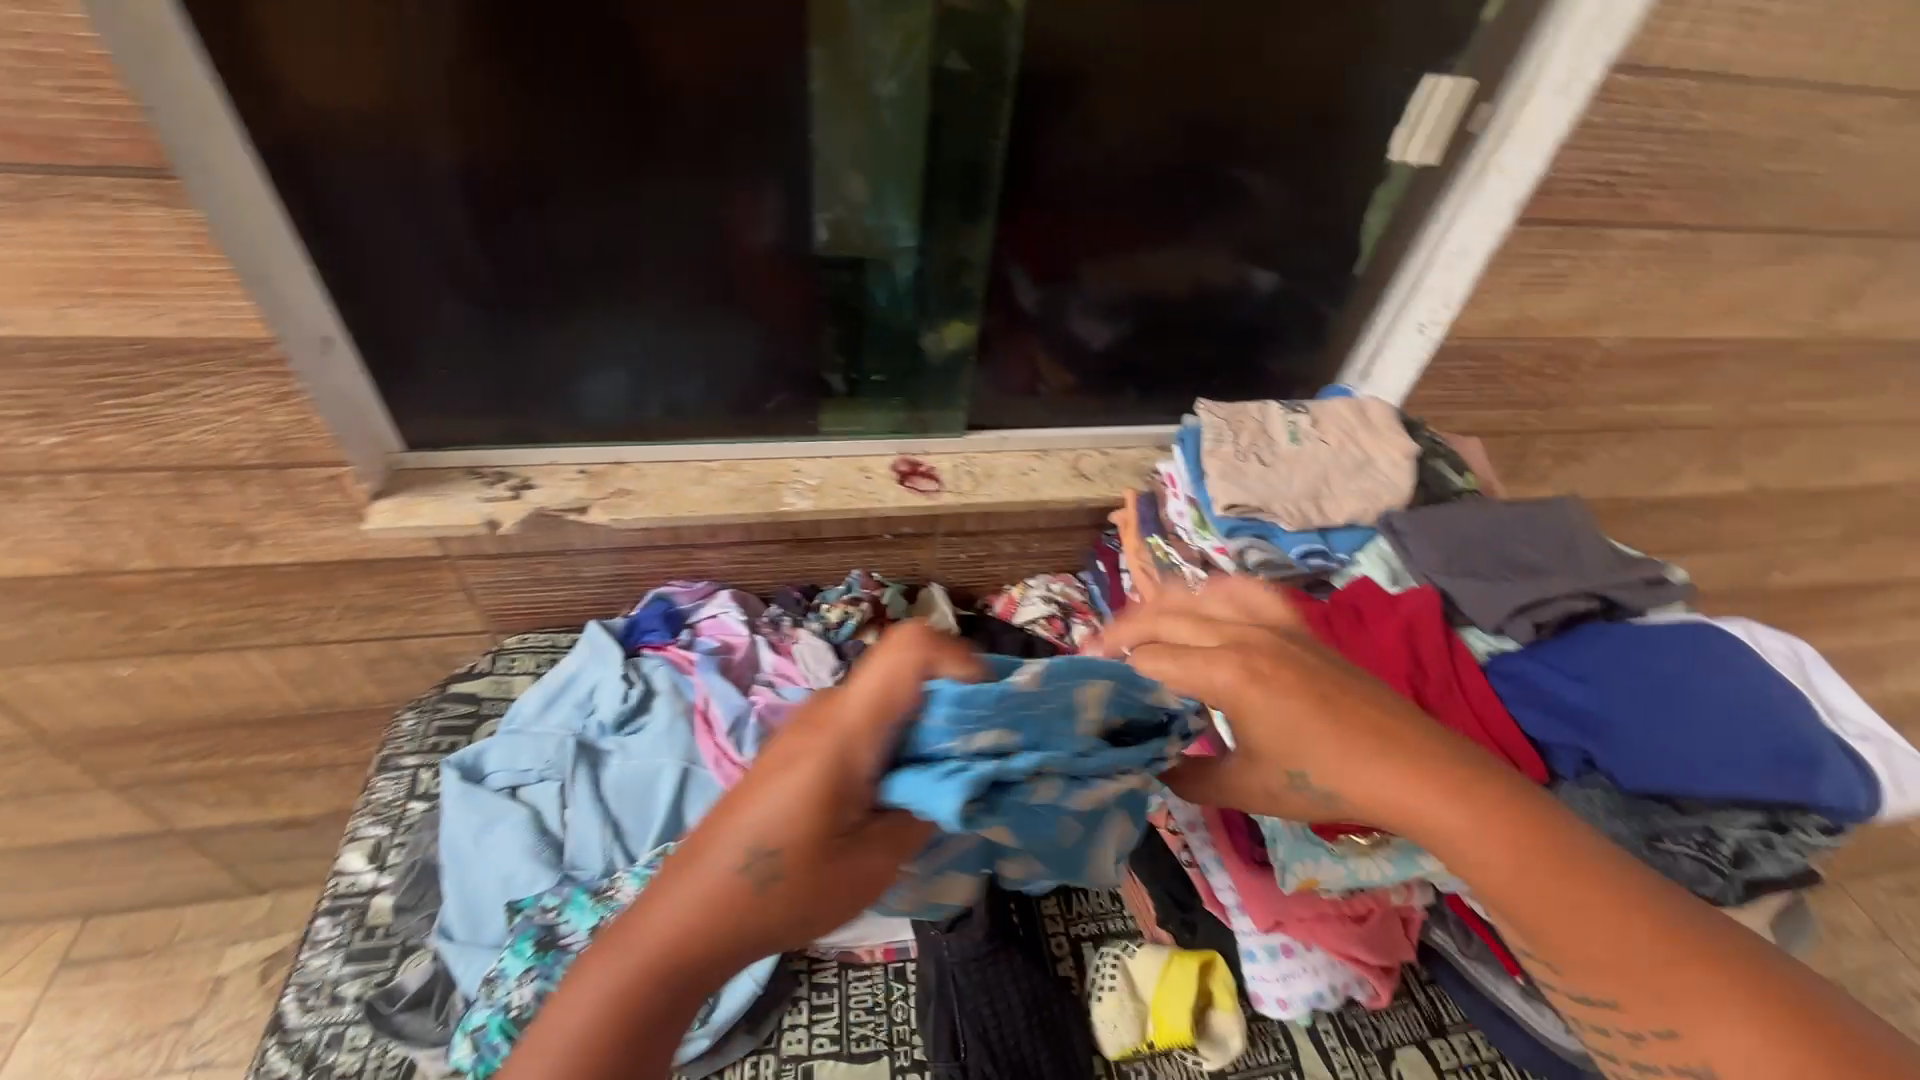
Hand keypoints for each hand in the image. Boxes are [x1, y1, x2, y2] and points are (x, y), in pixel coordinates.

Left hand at [630, 620, 985, 976]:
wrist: (692, 911)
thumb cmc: (783, 890)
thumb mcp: (872, 864)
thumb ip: (927, 809)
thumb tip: (960, 779)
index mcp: (847, 727)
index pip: (912, 645)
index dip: (961, 663)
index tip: (985, 717)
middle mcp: (828, 709)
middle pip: (906, 670)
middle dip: (953, 705)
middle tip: (977, 762)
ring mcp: (810, 724)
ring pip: (887, 697)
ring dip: (924, 729)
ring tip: (940, 786)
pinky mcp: (800, 745)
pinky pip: (863, 721)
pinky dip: (895, 742)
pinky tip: (895, 795)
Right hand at [1090, 577, 1500, 832]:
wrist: (1412, 767)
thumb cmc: (1325, 781)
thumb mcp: (1246, 789)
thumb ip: (1188, 777)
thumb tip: (1151, 769)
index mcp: (1227, 673)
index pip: (1150, 658)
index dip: (1113, 669)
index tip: (1088, 683)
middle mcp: (1243, 635)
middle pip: (1163, 615)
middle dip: (1121, 630)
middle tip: (1095, 651)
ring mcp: (1273, 624)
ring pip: (1199, 594)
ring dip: (1161, 606)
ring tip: (1138, 626)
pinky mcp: (1297, 626)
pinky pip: (1245, 591)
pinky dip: (1214, 591)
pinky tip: (1206, 603)